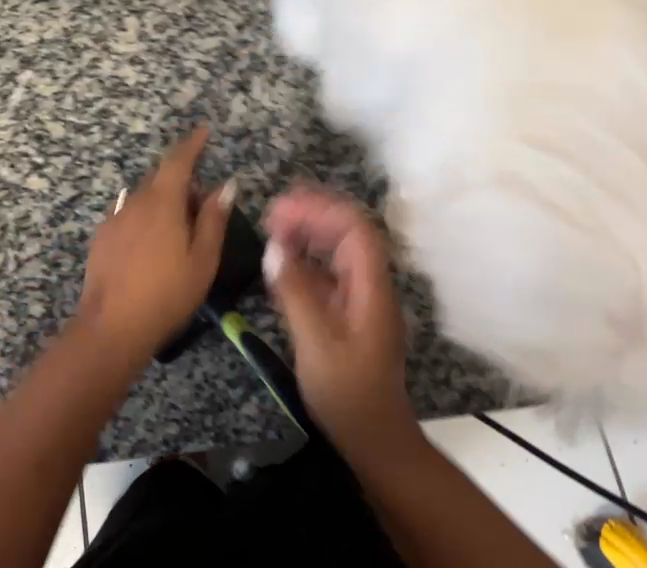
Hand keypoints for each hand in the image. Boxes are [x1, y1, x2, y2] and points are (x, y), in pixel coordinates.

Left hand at [75, 126, 233, 363]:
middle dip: (182, 184)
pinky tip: (152, 247)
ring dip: (163, 203)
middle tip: (202, 209)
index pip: (178, 161)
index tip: (203, 131)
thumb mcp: (203, 259)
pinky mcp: (101, 238)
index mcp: (162, 202)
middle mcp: (134, 202)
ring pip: (143, 199)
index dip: (192, 144)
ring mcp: (114, 219)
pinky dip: (145, 219)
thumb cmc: (167, 293)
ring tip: (179, 233)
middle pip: (160, 180)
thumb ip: (213, 219)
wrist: (112, 325)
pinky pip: (128, 216)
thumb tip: (225, 185)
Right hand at [262, 187, 415, 456]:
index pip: (355, 230)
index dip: (321, 209)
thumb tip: (274, 247)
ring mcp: (360, 300)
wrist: (375, 440)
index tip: (282, 206)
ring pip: (337, 252)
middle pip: (347, 234)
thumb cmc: (349, 395)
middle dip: (312, 215)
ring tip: (272, 229)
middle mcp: (370, 287)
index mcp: (371, 289)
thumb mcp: (316, 344)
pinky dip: (305, 261)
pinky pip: (328, 274)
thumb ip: (295, 293)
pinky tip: (281, 263)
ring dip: (307, 235)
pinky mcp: (348, 315)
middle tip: (271, 213)